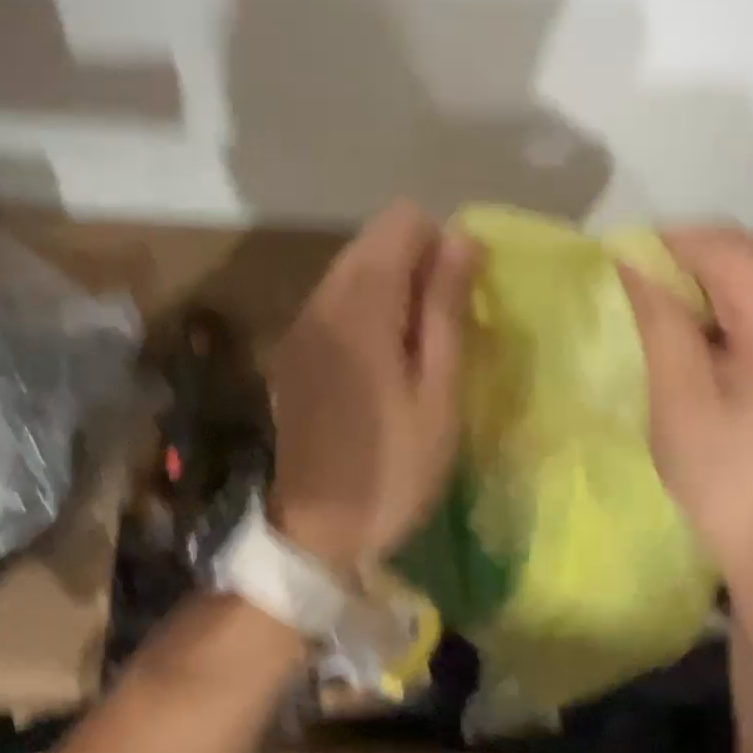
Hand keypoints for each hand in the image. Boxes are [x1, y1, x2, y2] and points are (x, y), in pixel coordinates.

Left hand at [269, 199, 481, 572]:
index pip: (400, 220)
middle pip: (372, 242)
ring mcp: (298, 329)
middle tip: (444, 332)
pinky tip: (381, 369)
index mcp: (359, 307)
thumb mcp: (437, 395)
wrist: (317, 532)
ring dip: (392, 292)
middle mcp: (319, 302)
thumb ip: (446, 309)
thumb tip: (460, 237)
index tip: (461, 299)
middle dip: (417, 266)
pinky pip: (333, 307)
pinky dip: (365, 316)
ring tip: (416, 355)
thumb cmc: (393, 470)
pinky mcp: (291, 355)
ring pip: (351, 272)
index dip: (440, 245)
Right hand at [623, 228, 752, 580]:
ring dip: (713, 295)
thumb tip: (632, 258)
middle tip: (636, 298)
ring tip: (668, 327)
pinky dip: (740, 318)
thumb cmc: (722, 476)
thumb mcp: (678, 395)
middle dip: (690, 271)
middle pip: (752, 264)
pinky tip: (712, 350)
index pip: (729, 249)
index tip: (618, 258)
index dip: (669, 244)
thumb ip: (660, 317)